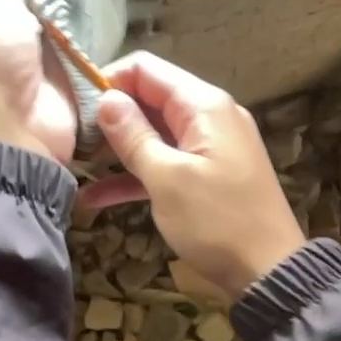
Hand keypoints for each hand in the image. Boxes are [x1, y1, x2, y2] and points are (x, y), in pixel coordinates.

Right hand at [87, 52, 305, 298]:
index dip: (107, 81)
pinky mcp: (209, 177)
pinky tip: (98, 199)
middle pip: (149, 101)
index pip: (146, 69)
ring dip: (118, 152)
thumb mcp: (167, 180)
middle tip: (71, 144)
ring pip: (155, 136)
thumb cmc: (217, 222)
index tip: (74, 109)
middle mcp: (209, 117)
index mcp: (203, 105)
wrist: (268, 271)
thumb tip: (106, 99)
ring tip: (77, 170)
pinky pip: (167, 165)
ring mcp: (210, 148)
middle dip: (110, 119)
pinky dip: (137, 177)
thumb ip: (134, 136)